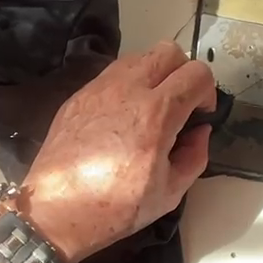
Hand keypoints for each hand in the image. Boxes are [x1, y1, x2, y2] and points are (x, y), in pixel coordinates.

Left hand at [23, 41, 215, 262]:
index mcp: (156, 114)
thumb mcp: (170, 193)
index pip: (197, 74)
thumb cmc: (114, 208)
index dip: (207, 92)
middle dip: (183, 73)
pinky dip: (128, 85)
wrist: (55, 211)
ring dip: (154, 74)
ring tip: (151, 108)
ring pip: (139, 56)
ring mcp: (99, 89)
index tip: (200, 114)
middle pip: (170, 51)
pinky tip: (123, 116)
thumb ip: (195, 155)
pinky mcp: (79, 95)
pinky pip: (112, 74)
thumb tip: (199, 132)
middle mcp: (128, 90)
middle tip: (180, 104)